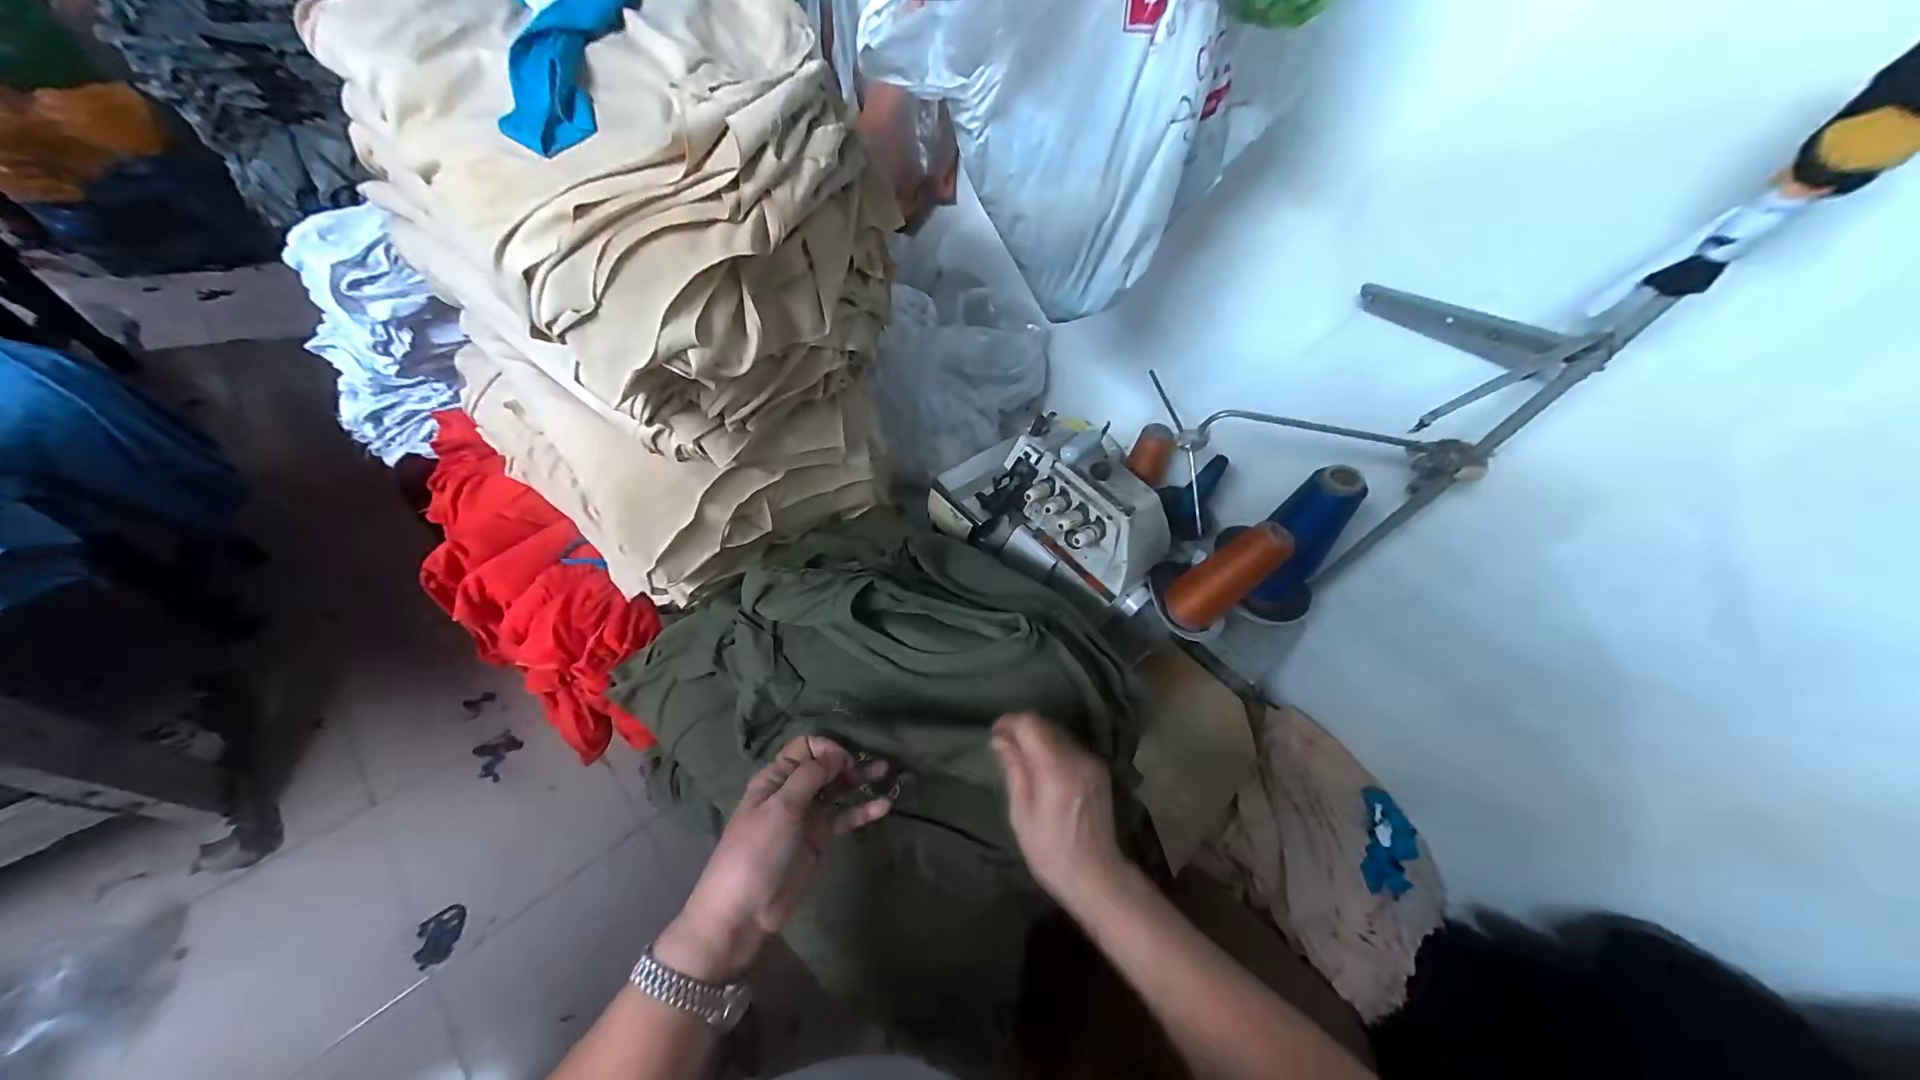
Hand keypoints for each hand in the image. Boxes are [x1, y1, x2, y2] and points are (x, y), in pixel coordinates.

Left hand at [655, 736, 890, 980]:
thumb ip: (809, 776)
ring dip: (861, 779)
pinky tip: (885, 805)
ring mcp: (808, 815)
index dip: (826, 748)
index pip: (805, 747)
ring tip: (888, 771)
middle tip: (872, 766)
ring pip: (838, 789)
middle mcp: (793, 791)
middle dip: (849, 760)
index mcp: (775, 778)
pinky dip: (863, 810)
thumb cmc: (757, 851)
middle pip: (825, 766)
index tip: (843, 760)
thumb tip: (836, 752)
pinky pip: (845, 817)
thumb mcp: (781, 807)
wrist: (744, 911)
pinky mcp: (820, 838)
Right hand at [990, 712, 1126, 908]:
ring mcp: (1093, 762)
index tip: (995, 734)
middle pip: (1046, 724)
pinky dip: (1053, 747)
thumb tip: (1000, 739)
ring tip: (1021, 756)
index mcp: (1056, 770)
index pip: (1031, 724)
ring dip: (1038, 736)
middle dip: (1022, 728)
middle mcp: (1079, 758)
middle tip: (1004, 745)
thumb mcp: (1021, 813)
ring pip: (1059, 733)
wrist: (1097, 875)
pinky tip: (1043, 766)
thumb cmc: (1050, 851)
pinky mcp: (1100, 769)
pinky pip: (1071, 746)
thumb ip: (1014, 769)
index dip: (1010, 722)